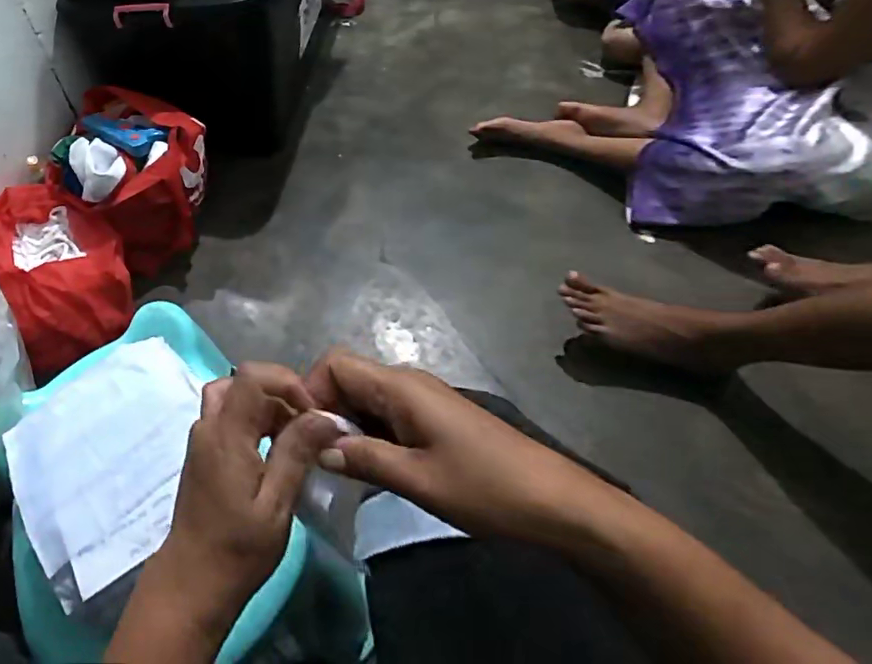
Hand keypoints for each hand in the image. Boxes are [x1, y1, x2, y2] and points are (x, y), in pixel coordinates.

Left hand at [138, 368, 338, 635]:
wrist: (195, 576)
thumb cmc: (240, 546)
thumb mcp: (277, 504)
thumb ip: (296, 453)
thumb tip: (324, 416)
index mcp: (225, 433)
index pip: (250, 376)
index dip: (285, 381)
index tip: (312, 410)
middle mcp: (207, 426)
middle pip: (239, 382)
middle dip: (277, 393)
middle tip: (307, 424)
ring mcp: (200, 437)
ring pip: (229, 397)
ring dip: (263, 406)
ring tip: (294, 437)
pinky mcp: (201, 451)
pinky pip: (224, 417)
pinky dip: (250, 419)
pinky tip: (273, 450)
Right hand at [302, 350, 631, 550]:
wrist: (567, 507)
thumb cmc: (489, 489)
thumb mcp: (418, 480)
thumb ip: (362, 459)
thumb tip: (316, 448)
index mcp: (399, 385)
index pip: (333, 364)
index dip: (310, 390)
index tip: (303, 431)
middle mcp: (407, 381)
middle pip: (346, 376)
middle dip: (325, 408)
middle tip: (317, 451)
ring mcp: (423, 398)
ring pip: (364, 396)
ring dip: (347, 423)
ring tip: (341, 462)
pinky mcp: (436, 417)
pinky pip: (385, 411)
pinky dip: (369, 431)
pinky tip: (374, 464)